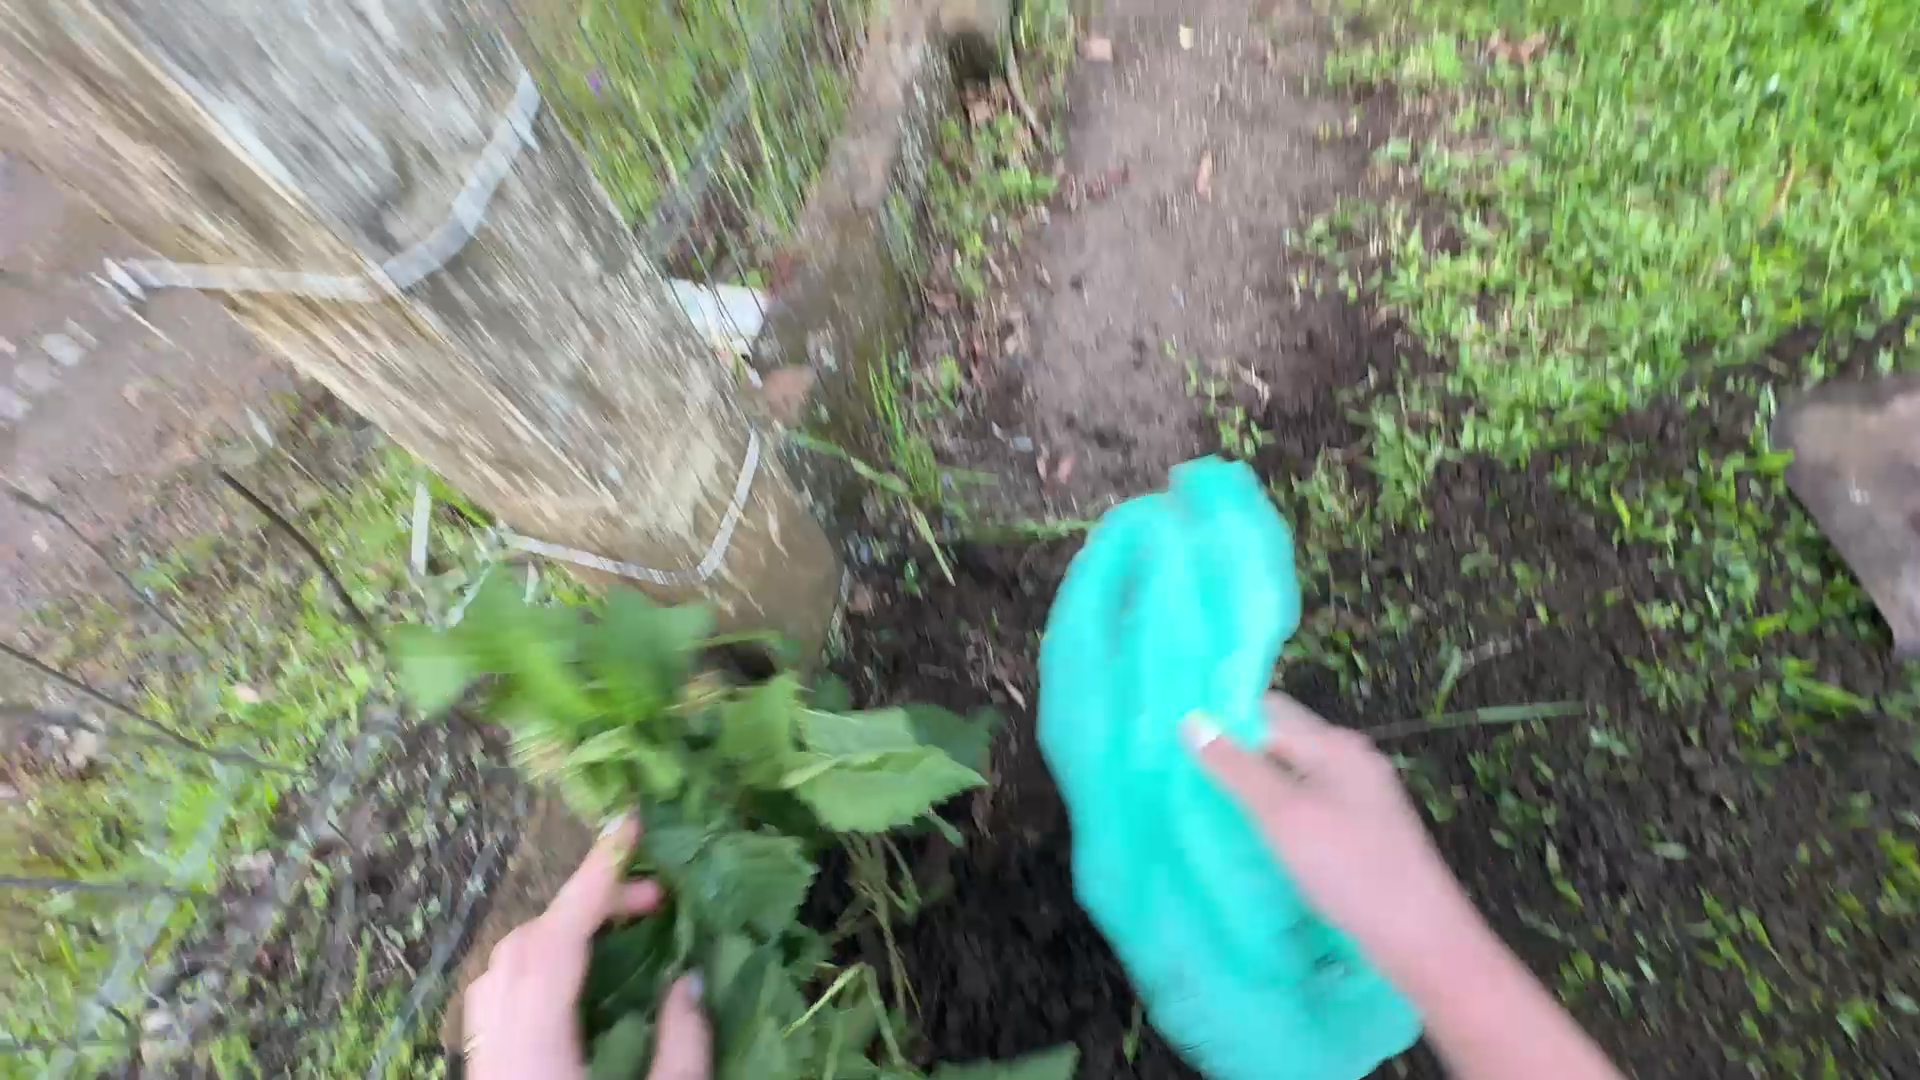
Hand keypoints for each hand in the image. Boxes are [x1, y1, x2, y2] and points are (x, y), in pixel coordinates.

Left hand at [464, 815, 711, 1079]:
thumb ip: (680, 1045)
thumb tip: (688, 978)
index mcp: (536, 1056)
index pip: (558, 940)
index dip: (596, 874)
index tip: (632, 823)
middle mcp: (496, 1053)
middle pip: (526, 943)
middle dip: (590, 900)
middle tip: (656, 900)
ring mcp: (483, 1066)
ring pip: (503, 967)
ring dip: (561, 928)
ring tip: (621, 931)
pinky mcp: (487, 1076)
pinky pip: (498, 997)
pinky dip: (540, 961)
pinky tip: (581, 978)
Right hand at [1185, 693, 1484, 985]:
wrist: (1426, 944)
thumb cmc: (1349, 869)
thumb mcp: (1281, 814)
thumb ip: (1234, 766)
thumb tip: (1191, 720)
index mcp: (1333, 744)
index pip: (1267, 709)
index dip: (1225, 718)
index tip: (1184, 738)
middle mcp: (1350, 757)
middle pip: (1281, 736)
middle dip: (1238, 748)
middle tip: (1193, 771)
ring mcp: (1361, 792)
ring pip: (1293, 768)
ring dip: (1257, 778)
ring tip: (1216, 799)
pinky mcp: (1364, 825)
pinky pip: (1308, 795)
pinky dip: (1279, 801)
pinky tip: (1260, 828)